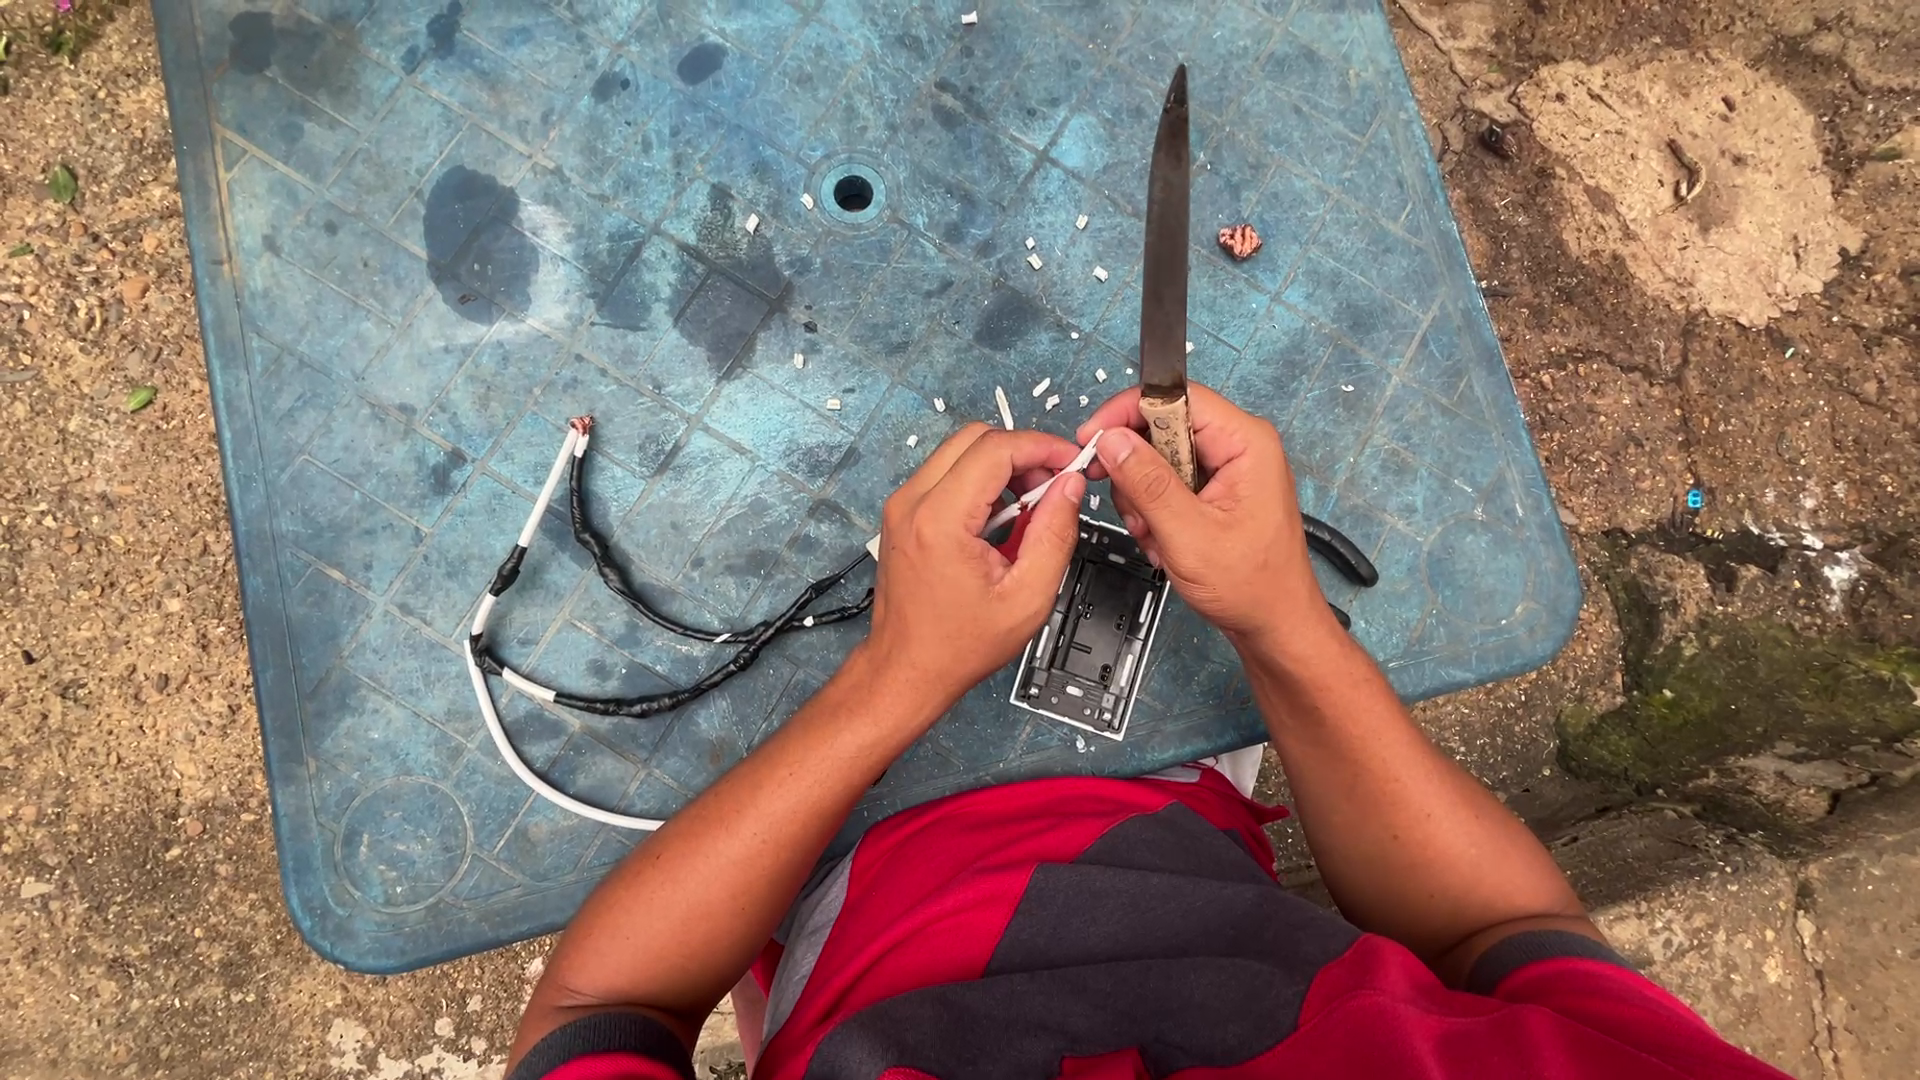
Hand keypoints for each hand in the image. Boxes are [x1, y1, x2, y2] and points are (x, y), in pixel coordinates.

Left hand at [864, 423, 1087, 706]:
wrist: (907, 668)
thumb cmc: (957, 644)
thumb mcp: (1027, 597)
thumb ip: (1055, 534)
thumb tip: (1070, 486)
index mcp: (940, 521)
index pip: (995, 448)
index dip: (1042, 447)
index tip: (1070, 462)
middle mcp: (912, 503)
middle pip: (975, 437)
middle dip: (1022, 452)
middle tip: (1051, 486)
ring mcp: (902, 506)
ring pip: (959, 451)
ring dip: (1001, 466)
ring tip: (1027, 508)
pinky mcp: (902, 513)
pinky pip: (945, 473)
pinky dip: (979, 482)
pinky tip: (1000, 519)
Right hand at [1077, 383, 1340, 653]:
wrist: (1274, 624)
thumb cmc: (1251, 585)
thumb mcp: (1188, 534)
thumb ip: (1147, 483)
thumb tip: (1111, 439)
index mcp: (1244, 442)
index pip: (1174, 398)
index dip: (1126, 411)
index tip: (1092, 436)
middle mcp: (1236, 446)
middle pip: (1160, 428)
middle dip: (1135, 471)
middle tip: (1133, 509)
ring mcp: (1224, 469)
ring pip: (1155, 458)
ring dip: (1142, 499)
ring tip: (1157, 536)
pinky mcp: (1213, 489)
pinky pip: (1164, 483)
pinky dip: (1153, 512)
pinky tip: (1164, 541)